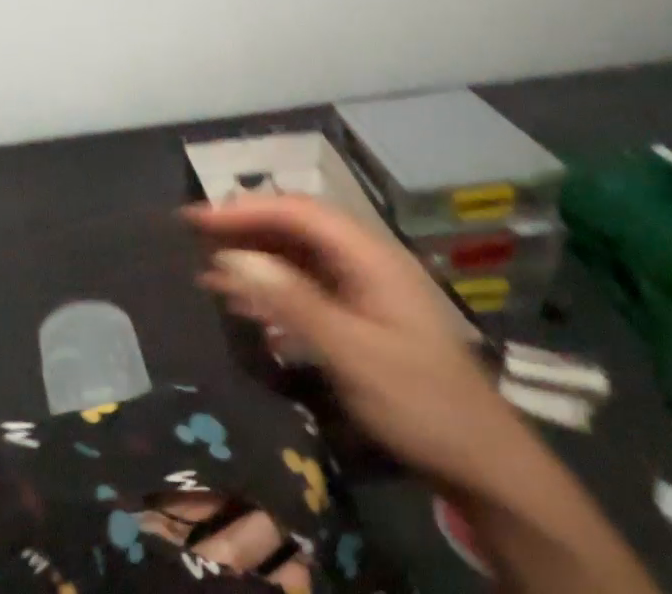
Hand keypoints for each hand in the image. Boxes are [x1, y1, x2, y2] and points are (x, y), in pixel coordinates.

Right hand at [187, 195, 533, 495]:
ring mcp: (362, 291)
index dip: (246, 209)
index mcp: (371, 258)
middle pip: (297, 229)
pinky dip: (269, 290)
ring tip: (205, 268)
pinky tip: (239, 301)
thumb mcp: (352, 353)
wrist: (479, 461)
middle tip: (192, 237)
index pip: (300, 213)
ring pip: (298, 259)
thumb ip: (292, 302)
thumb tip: (232, 256)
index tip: (197, 219)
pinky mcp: (357, 318)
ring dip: (253, 259)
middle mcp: (365, 263)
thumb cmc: (420, 403)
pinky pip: (304, 289)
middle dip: (244, 229)